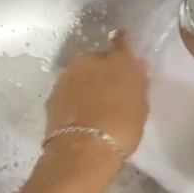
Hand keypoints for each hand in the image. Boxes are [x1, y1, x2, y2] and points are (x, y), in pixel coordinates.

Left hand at [46, 30, 148, 160]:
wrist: (83, 149)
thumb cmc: (122, 128)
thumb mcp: (141, 106)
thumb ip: (138, 82)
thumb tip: (137, 65)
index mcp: (117, 61)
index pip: (121, 42)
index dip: (123, 43)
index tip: (123, 46)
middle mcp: (90, 61)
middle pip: (98, 60)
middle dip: (103, 70)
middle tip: (110, 91)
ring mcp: (67, 76)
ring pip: (80, 74)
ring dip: (86, 84)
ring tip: (93, 106)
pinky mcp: (52, 94)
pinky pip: (68, 91)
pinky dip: (73, 98)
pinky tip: (79, 114)